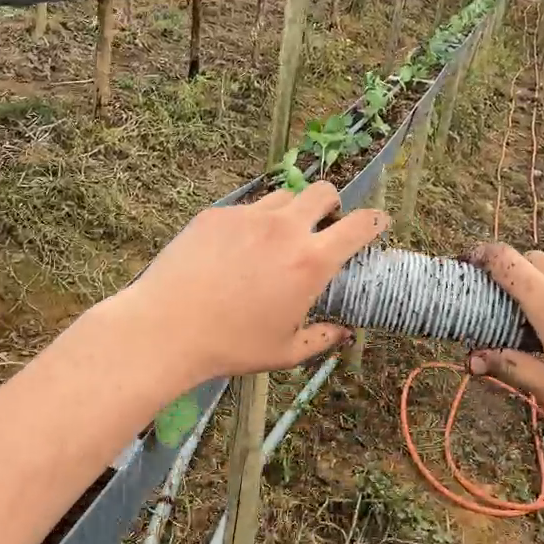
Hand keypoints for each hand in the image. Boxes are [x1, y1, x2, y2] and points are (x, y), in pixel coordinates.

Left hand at [114, 182, 387, 383]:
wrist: (165, 329)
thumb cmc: (231, 346)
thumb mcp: (284, 352)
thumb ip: (321, 339)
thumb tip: (343, 334)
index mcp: (311, 261)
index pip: (359, 225)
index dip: (376, 220)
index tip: (378, 223)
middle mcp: (285, 229)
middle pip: (324, 191)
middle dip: (332, 204)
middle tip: (324, 225)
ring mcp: (248, 216)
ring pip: (284, 196)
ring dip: (292, 212)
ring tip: (277, 239)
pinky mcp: (216, 214)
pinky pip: (245, 209)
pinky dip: (252, 224)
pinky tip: (235, 252)